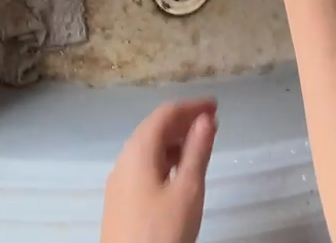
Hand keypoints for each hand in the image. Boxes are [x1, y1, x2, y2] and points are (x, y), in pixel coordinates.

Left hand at [101, 99, 217, 242]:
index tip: (216, 106)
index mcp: (138, 151)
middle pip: (154, 128)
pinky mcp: (120, 202)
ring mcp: (119, 183)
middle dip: (184, 121)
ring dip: (174, 140)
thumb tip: (205, 118)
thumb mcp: (187, 190)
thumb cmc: (163, 231)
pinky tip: (179, 172)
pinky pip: (144, 166)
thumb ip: (197, 150)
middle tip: (212, 123)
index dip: (192, 106)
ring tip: (200, 146)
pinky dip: (164, 159)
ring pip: (148, 149)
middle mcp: (124, 160)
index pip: (165, 114)